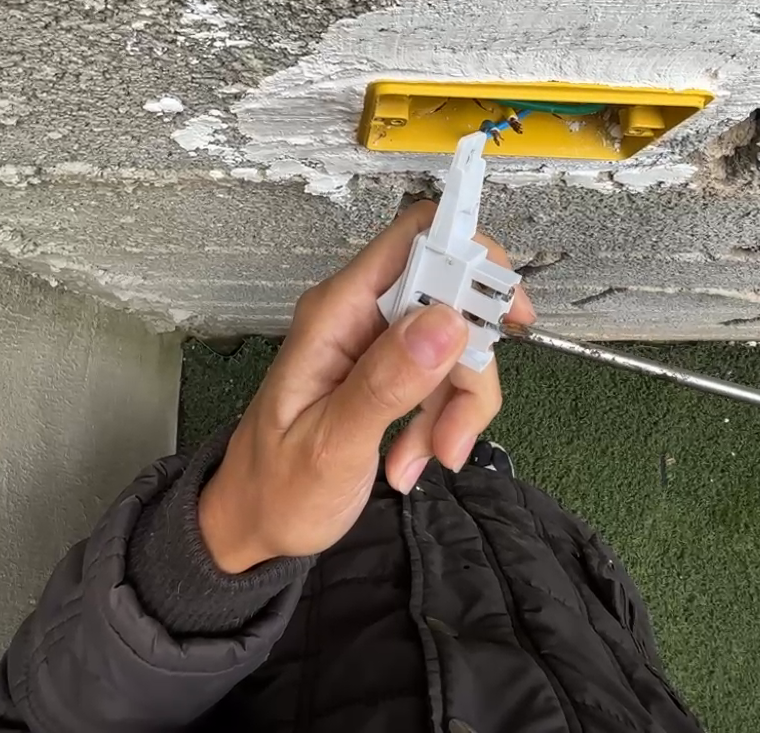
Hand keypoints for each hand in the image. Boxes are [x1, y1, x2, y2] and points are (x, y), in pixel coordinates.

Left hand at [197, 201, 534, 572]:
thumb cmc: (277, 486)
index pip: (414, 237)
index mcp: (337, 310)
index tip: (505, 311)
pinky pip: (444, 376)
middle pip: (451, 298)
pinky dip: (445, 418)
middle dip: (469, 363)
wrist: (254, 521)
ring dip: (457, 404)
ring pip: (456, 344)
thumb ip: (386, 381)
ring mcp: (378, 341)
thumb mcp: (331, 443)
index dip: (470, 254)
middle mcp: (361, 312)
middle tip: (458, 427)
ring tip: (427, 456)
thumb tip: (446, 321)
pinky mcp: (393, 370)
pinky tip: (415, 456)